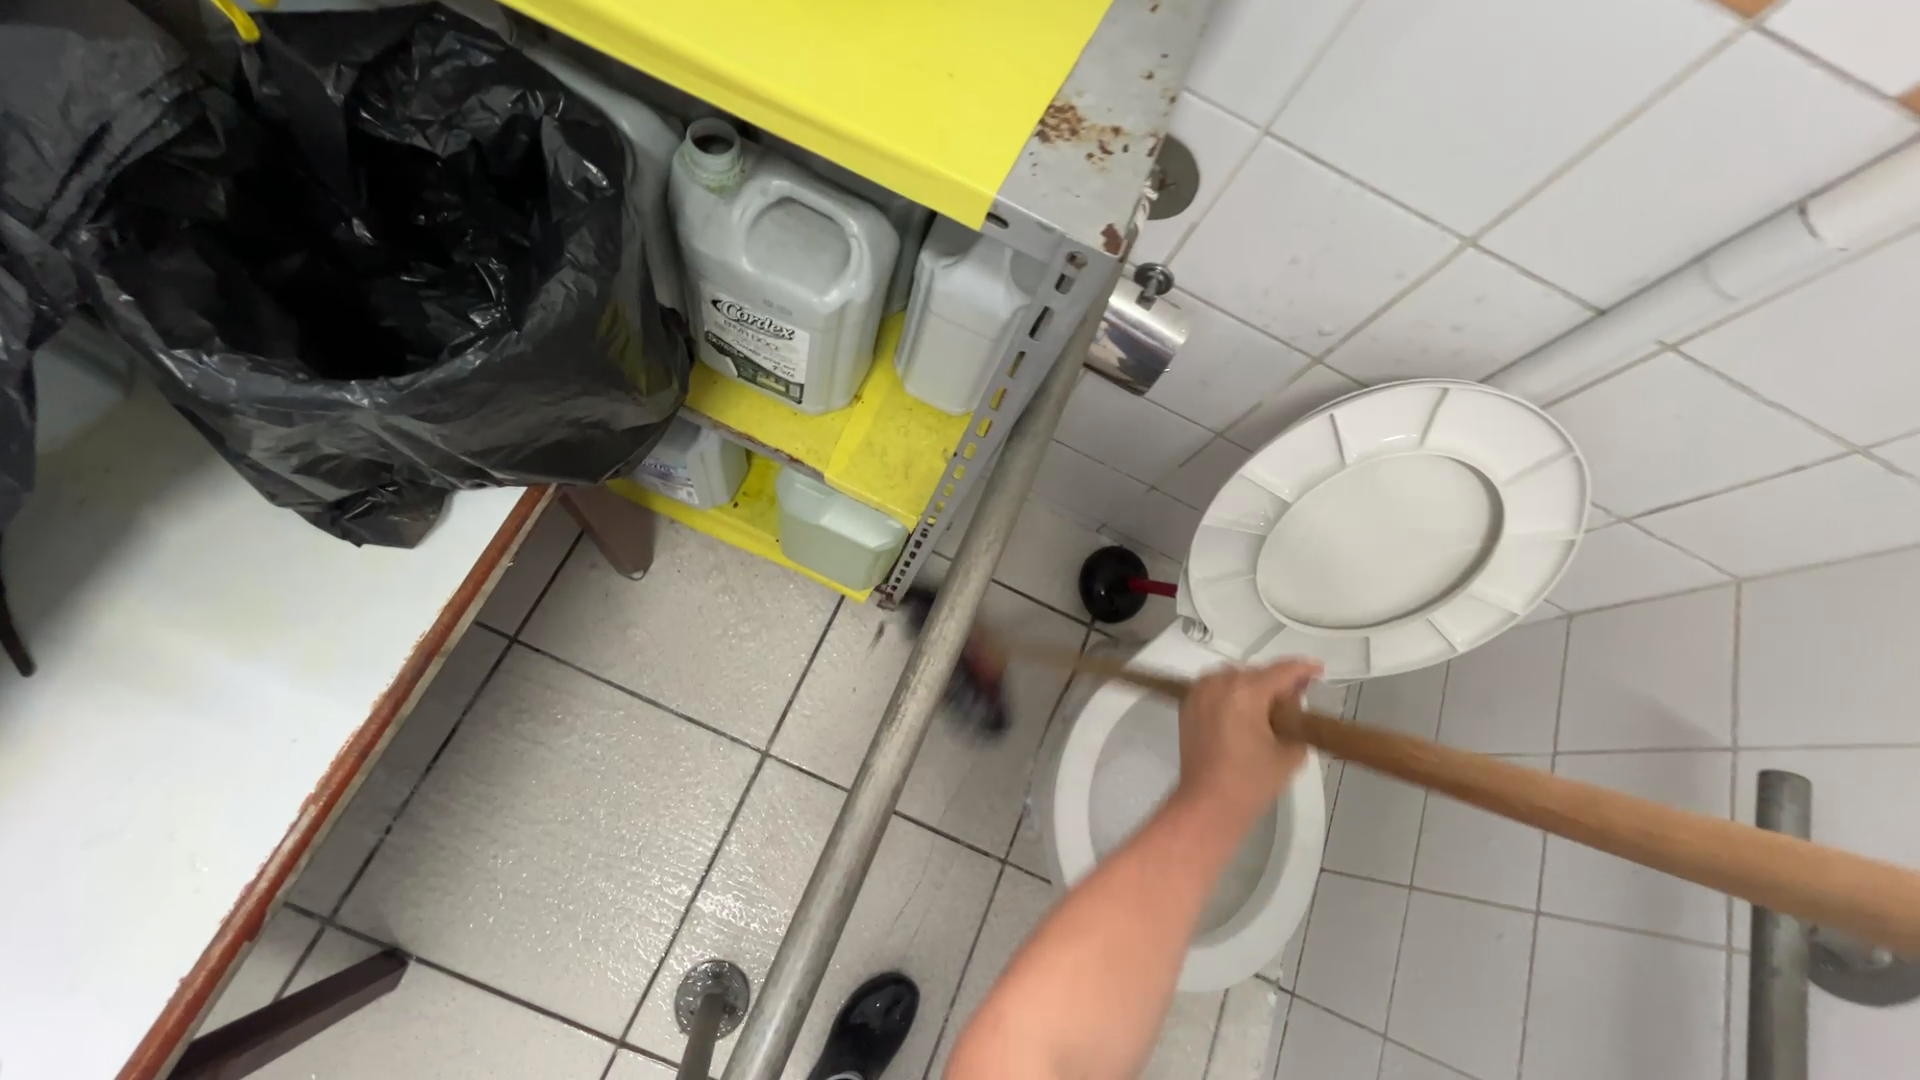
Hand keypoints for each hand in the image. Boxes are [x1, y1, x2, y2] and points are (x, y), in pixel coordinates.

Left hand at [1174, 659, 1323, 815]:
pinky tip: (1244, 711)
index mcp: (1246, 691)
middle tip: (1294, 697)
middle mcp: (1219, 682)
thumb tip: (1292, 700)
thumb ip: (1295, 718)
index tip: (1318, 670)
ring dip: (1251, 687)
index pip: (1281, 671)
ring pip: (1233, 678)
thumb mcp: (1289, 750)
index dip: (1304, 669)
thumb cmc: (1253, 779)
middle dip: (1275, 682)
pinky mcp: (1188, 704)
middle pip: (1255, 673)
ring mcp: (1199, 691)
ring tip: (1268, 707)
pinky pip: (1215, 688)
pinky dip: (1231, 694)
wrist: (1208, 801)